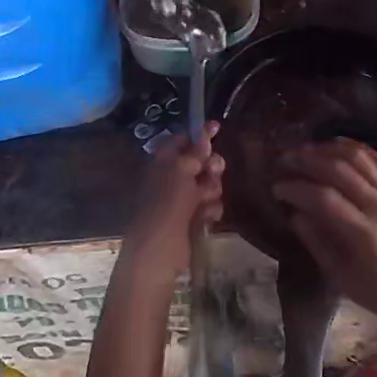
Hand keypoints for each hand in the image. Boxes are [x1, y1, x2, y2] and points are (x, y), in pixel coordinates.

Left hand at [119, 124, 224, 280]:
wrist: (159, 249)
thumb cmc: (167, 203)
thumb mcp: (182, 170)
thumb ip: (195, 151)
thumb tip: (204, 132)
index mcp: (162, 161)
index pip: (181, 139)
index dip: (199, 134)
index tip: (217, 127)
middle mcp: (171, 177)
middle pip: (199, 162)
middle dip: (210, 167)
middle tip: (214, 171)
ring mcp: (180, 199)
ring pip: (207, 185)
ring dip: (211, 190)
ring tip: (205, 201)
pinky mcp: (190, 218)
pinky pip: (208, 205)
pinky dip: (209, 210)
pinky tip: (206, 217)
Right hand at [273, 140, 376, 334]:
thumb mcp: (344, 279)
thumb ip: (317, 243)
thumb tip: (294, 213)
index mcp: (365, 235)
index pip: (323, 198)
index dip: (295, 188)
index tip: (276, 188)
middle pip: (337, 169)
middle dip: (304, 160)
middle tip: (282, 161)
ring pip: (356, 157)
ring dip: (325, 148)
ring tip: (303, 150)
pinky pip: (376, 158)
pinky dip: (353, 147)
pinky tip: (334, 145)